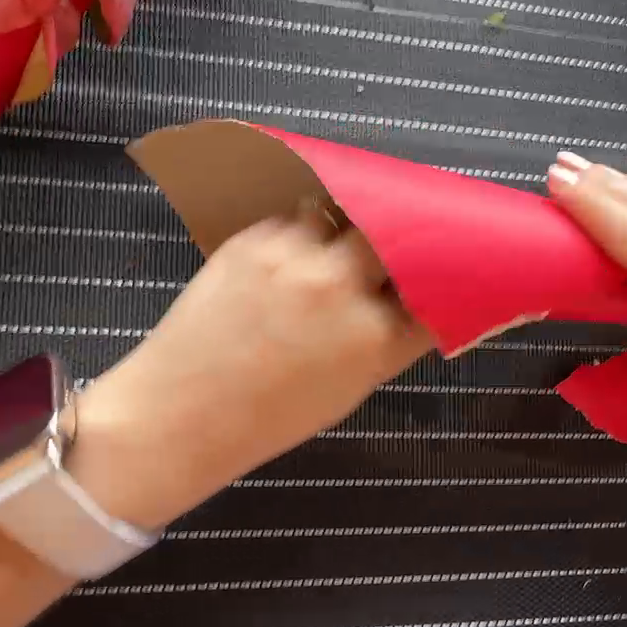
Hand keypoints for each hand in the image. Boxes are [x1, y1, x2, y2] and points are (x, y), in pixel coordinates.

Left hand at [69, 208, 431, 526]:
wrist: (183, 412)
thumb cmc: (274, 415)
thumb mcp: (354, 386)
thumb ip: (393, 337)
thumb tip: (417, 297)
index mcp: (378, 338)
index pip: (436, 286)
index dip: (443, 274)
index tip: (444, 268)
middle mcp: (344, 289)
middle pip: (401, 234)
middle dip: (403, 239)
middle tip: (398, 243)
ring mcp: (297, 257)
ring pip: (350, 211)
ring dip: (354, 224)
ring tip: (343, 241)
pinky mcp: (256, 238)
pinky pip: (300, 217)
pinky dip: (309, 229)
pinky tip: (299, 250)